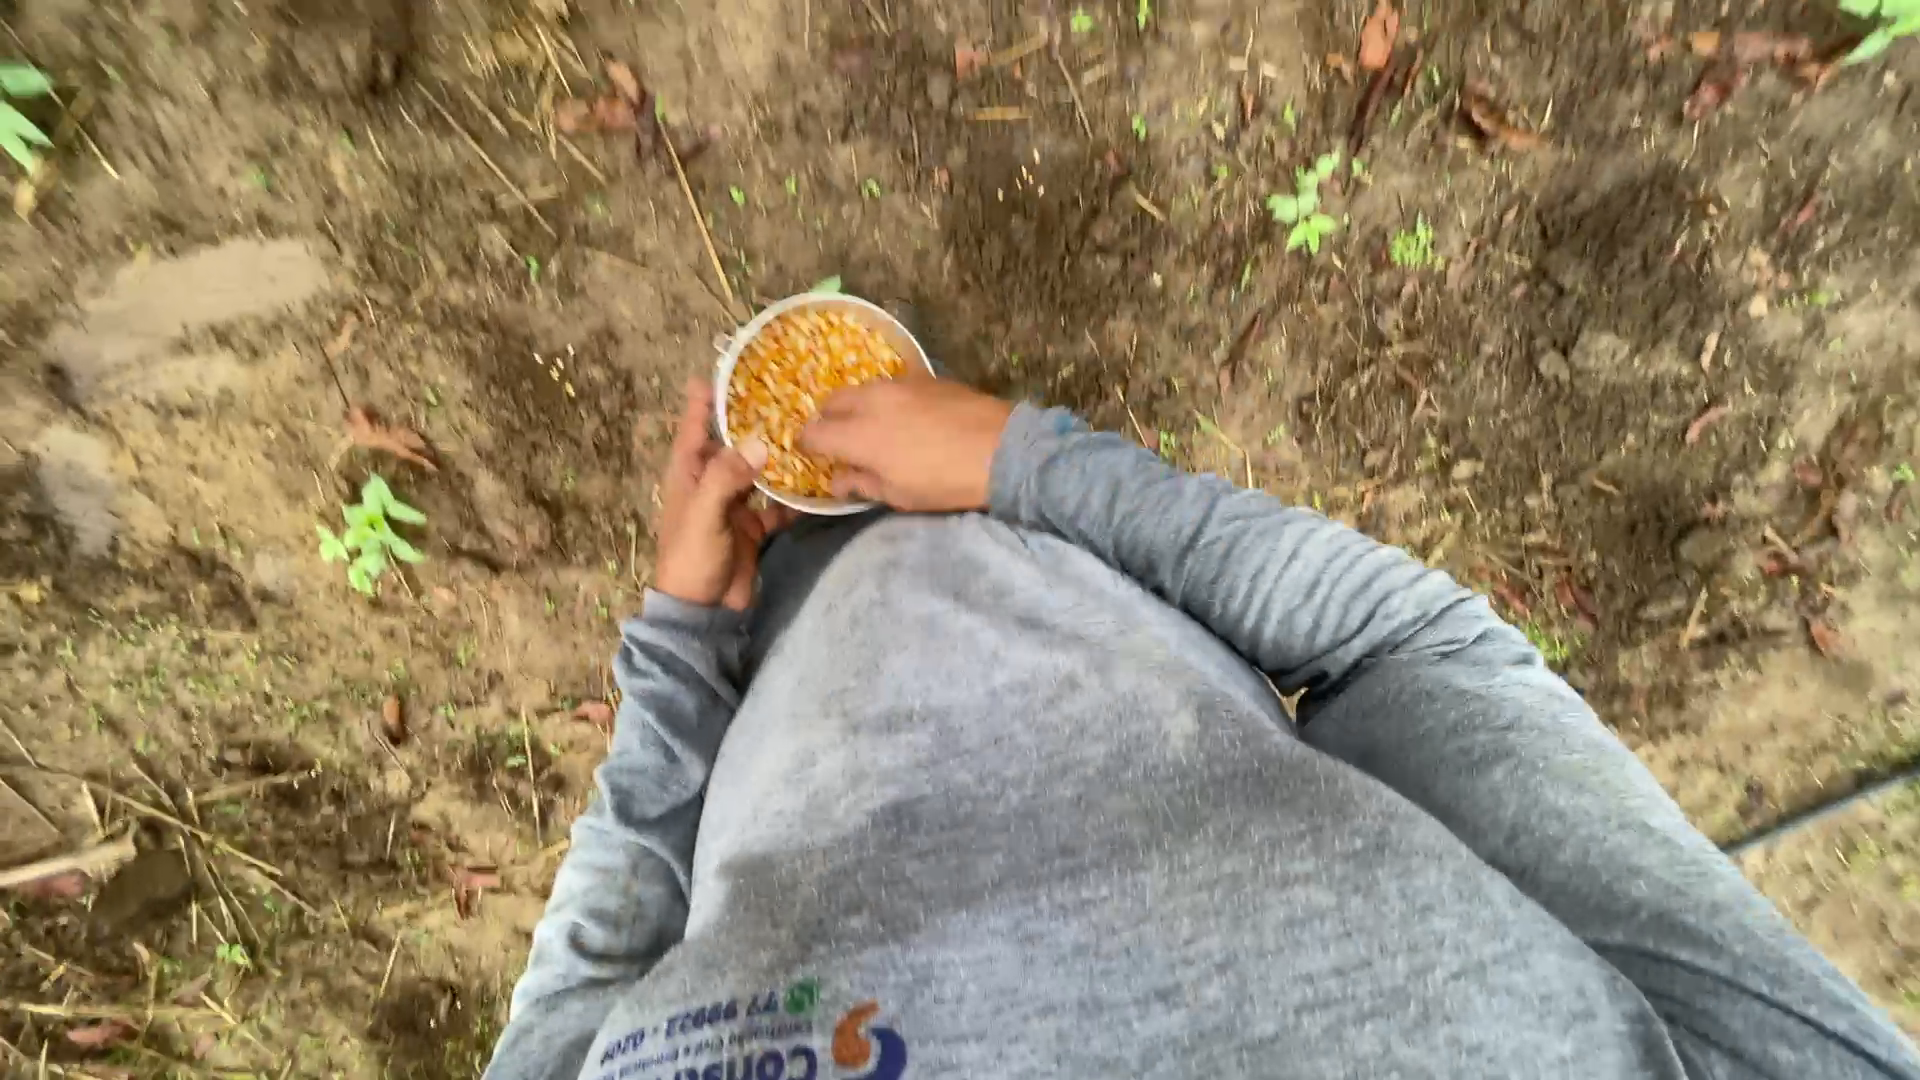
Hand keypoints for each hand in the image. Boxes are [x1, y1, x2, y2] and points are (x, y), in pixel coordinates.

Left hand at [654, 378, 794, 609]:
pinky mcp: (753, 526)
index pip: (694, 427)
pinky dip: (792, 497)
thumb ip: (729, 477)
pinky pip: (776, 505)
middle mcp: (712, 483)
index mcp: (689, 474)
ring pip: (758, 472)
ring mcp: (734, 504)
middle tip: (782, 397)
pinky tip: (815, 484)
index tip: (720, 373)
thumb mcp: (705, 513)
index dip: (704, 400)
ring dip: (778, 458)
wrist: (702, 609)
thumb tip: (761, 442)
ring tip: (806, 433)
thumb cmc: (691, 556)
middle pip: (732, 444)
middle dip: (753, 423)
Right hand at [799, 376, 1014, 511]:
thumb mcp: (901, 495)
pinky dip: (885, 399)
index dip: (806, 446)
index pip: (814, 435)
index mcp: (858, 436)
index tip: (811, 455)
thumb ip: (863, 484)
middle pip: (831, 403)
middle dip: (827, 421)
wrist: (1002, 450)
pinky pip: (891, 384)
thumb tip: (837, 481)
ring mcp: (898, 384)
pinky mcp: (925, 377)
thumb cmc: (947, 482)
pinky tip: (902, 415)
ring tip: (870, 426)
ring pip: (861, 390)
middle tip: (839, 440)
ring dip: (855, 406)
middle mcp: (871, 401)